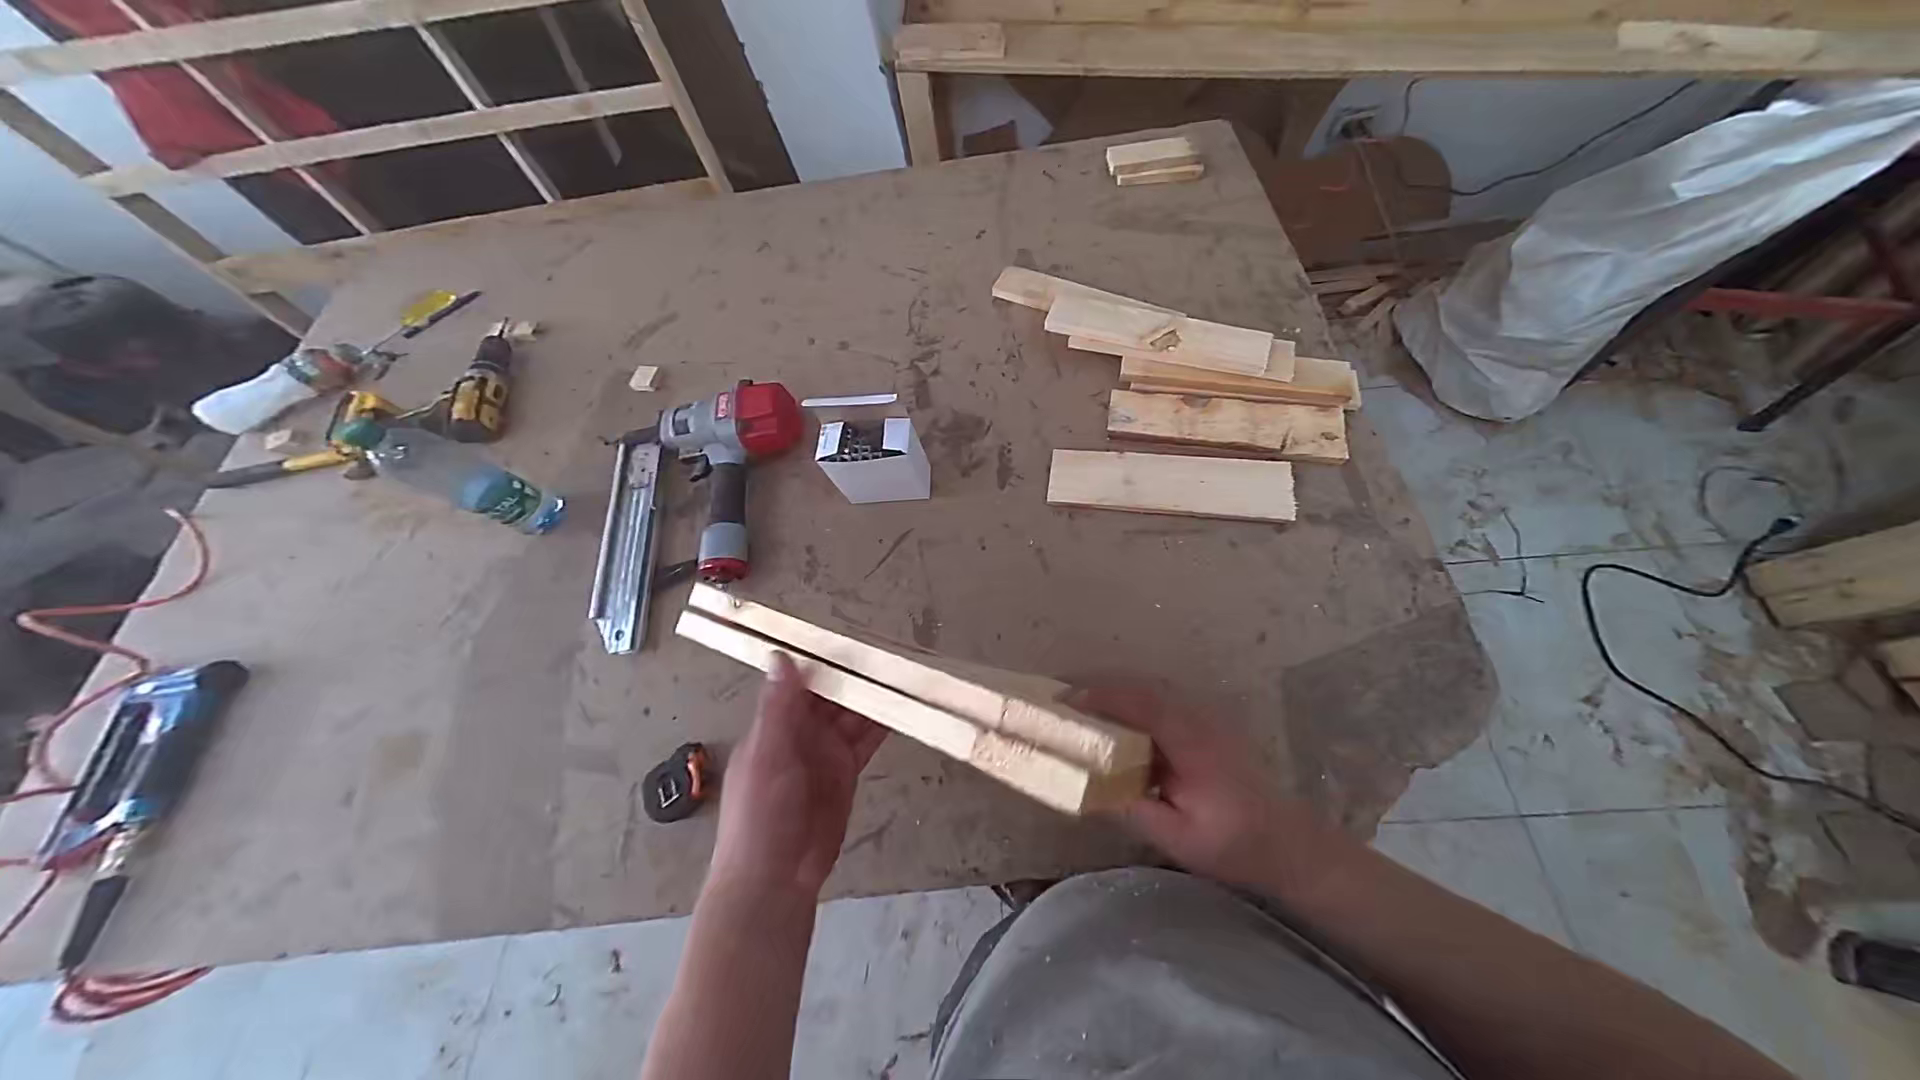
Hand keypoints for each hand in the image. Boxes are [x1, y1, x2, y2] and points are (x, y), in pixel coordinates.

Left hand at [709, 654, 887, 897]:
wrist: (775, 879)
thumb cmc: (760, 815)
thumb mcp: (766, 756)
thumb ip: (778, 707)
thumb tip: (780, 655)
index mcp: (775, 723)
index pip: (801, 681)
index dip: (823, 660)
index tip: (849, 639)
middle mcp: (801, 732)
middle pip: (832, 695)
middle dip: (855, 676)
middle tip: (887, 653)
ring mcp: (825, 752)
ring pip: (853, 714)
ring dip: (873, 697)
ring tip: (900, 674)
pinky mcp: (847, 772)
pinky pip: (867, 740)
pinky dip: (882, 724)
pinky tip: (902, 707)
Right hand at [1070, 685, 1320, 892]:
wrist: (1287, 842)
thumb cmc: (1235, 844)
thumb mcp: (1179, 837)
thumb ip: (1135, 810)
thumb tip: (1090, 788)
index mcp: (1196, 744)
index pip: (1146, 705)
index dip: (1104, 697)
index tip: (1066, 702)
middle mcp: (1200, 719)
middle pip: (1143, 686)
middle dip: (1098, 686)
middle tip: (1057, 697)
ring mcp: (1203, 717)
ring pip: (1149, 688)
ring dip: (1110, 690)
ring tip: (1073, 703)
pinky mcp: (1201, 723)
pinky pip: (1157, 700)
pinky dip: (1126, 700)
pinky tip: (1106, 716)